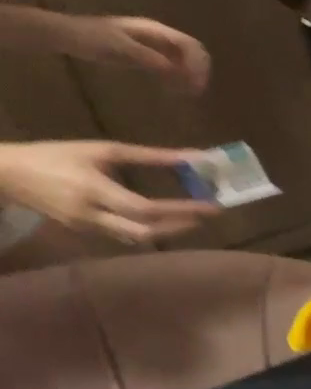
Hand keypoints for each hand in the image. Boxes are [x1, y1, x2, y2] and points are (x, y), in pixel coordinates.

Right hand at [0, 141, 220, 242]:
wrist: (4, 174)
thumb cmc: (56, 156)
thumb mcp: (104, 150)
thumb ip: (152, 156)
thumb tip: (197, 157)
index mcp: (94, 191)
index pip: (146, 209)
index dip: (181, 210)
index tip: (212, 206)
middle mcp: (89, 215)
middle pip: (142, 232)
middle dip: (180, 227)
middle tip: (208, 215)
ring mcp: (83, 226)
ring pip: (133, 238)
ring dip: (167, 231)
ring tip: (194, 217)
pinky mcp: (80, 230)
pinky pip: (121, 236)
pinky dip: (149, 231)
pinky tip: (166, 221)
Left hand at [55, 16, 209, 93]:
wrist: (61, 35)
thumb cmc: (89, 37)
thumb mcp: (117, 47)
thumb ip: (145, 56)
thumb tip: (173, 69)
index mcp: (156, 30)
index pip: (189, 45)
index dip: (197, 63)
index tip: (195, 82)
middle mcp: (159, 36)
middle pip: (191, 52)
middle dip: (198, 70)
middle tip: (196, 90)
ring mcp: (152, 45)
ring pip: (182, 60)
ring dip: (189, 75)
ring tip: (188, 92)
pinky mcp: (144, 55)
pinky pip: (169, 65)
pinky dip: (176, 76)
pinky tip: (173, 88)